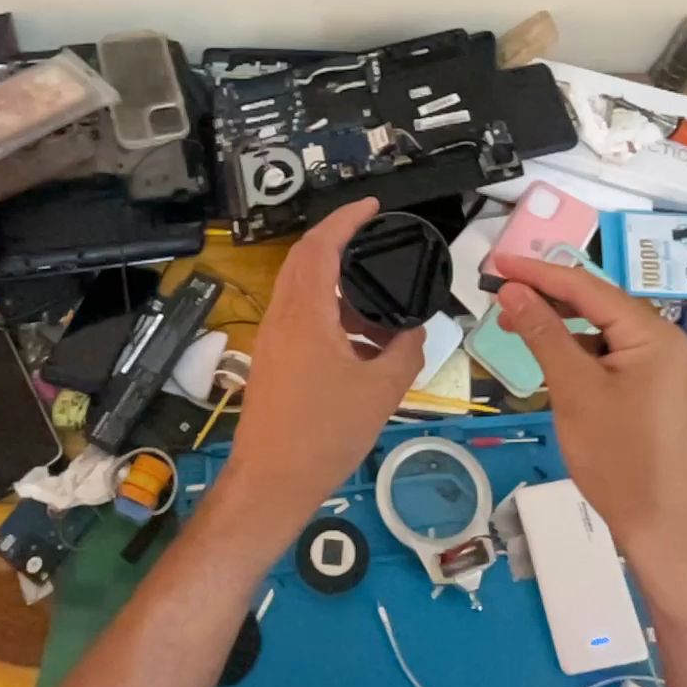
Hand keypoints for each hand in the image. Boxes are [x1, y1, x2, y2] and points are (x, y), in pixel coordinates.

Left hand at [224, 197, 424, 522]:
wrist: (271, 481)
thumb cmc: (325, 434)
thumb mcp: (381, 391)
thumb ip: (405, 351)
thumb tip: (414, 331)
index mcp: (306, 314)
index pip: (321, 246)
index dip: (346, 219)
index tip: (372, 206)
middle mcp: (282, 317)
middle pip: (305, 258)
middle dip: (339, 242)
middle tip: (376, 242)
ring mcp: (272, 337)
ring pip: (302, 289)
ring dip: (337, 284)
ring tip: (378, 306)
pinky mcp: (272, 358)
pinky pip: (300, 316)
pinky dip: (329, 311)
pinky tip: (359, 341)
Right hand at [493, 252, 686, 552]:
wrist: (663, 528)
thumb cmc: (619, 457)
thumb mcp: (573, 389)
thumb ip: (543, 333)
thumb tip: (513, 290)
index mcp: (654, 334)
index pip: (588, 288)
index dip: (539, 273)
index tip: (498, 262)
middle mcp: (665, 342)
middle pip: (598, 304)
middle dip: (548, 296)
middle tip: (500, 289)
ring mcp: (663, 367)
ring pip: (602, 330)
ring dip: (560, 324)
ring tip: (515, 322)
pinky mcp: (655, 389)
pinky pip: (612, 355)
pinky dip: (578, 350)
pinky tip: (550, 356)